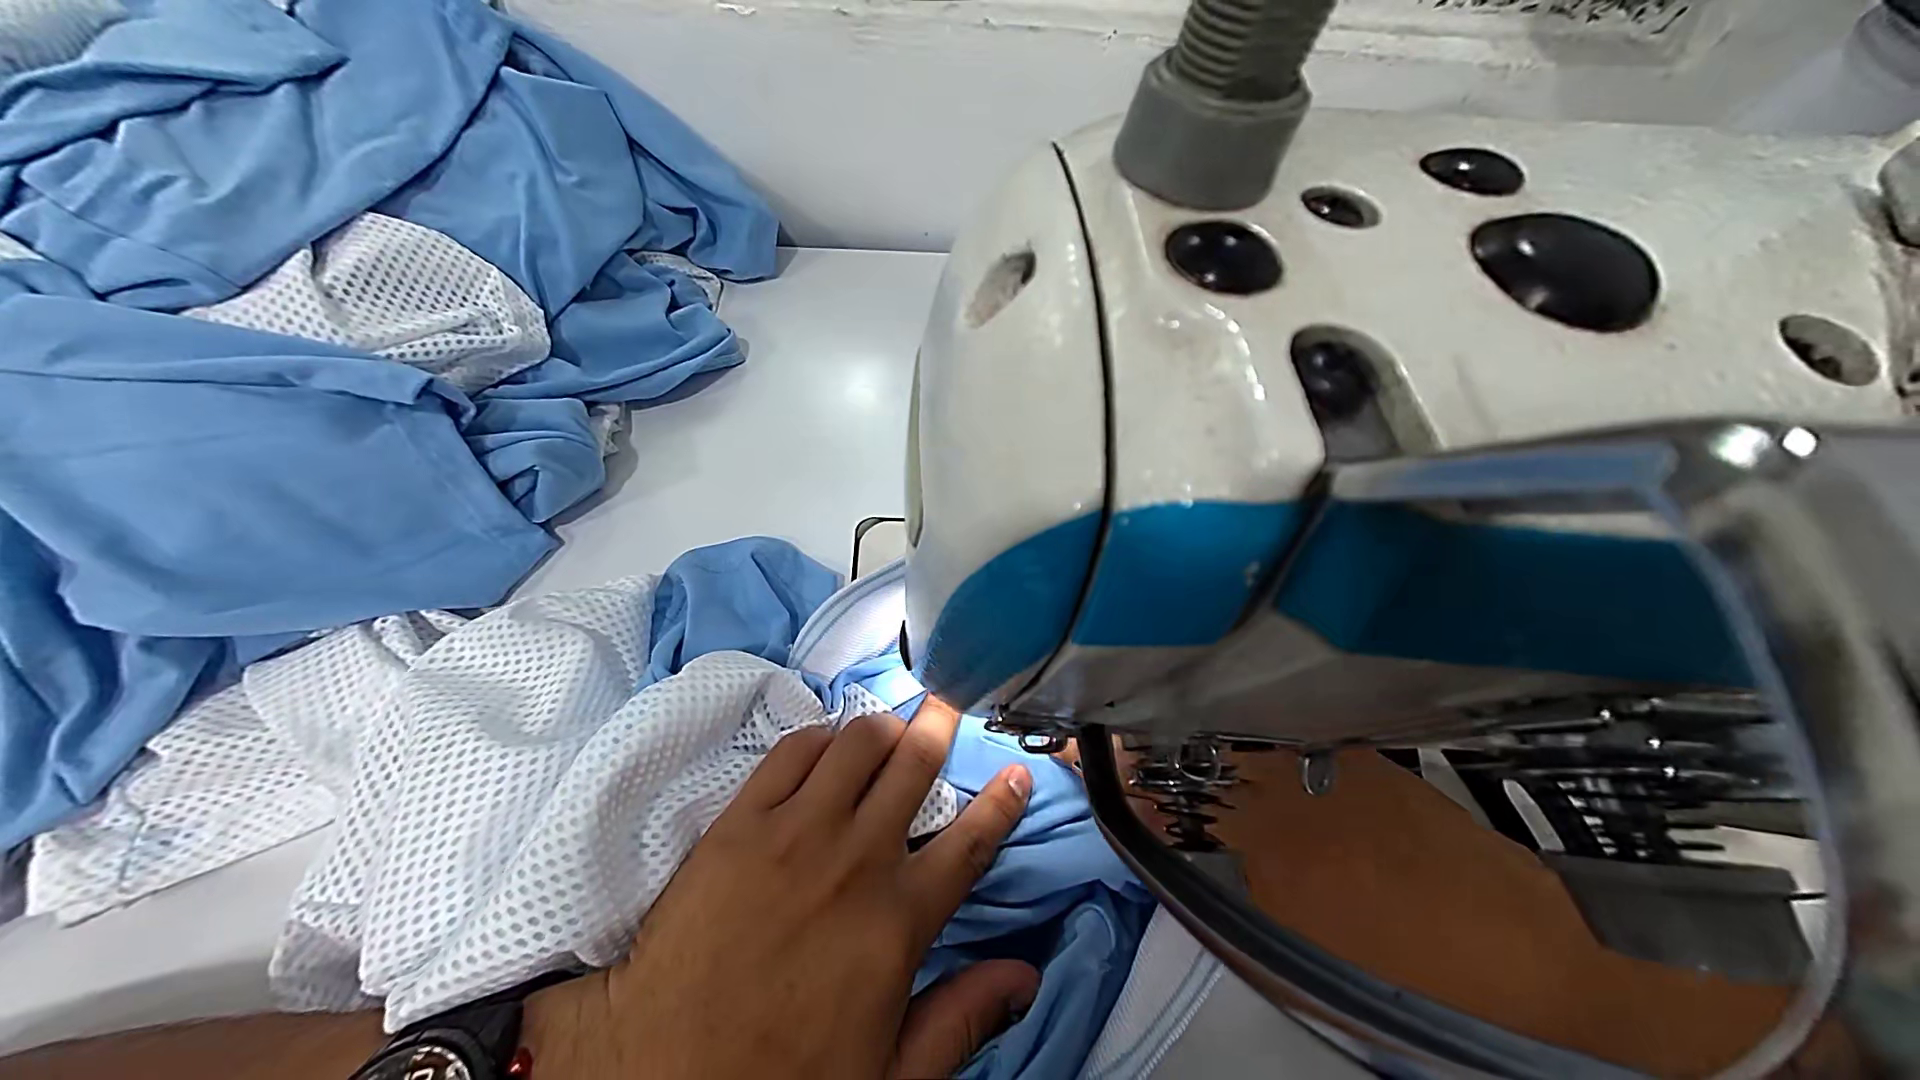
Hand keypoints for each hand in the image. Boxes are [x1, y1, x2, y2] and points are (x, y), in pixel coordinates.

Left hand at [524, 699, 1036, 1079]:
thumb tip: (1025, 977)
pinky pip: (792, 751)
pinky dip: (818, 736)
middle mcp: (856, 859)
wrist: (654, 1074)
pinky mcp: (740, 822)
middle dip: (938, 727)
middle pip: (913, 764)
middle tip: (944, 708)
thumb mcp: (888, 1075)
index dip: (1000, 801)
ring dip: (881, 727)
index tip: (1016, 770)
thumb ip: (961, 1019)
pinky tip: (824, 744)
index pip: (969, 842)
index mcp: (898, 920)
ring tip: (887, 729)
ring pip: (858, 742)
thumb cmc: (780, 1078)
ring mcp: (796, 832)